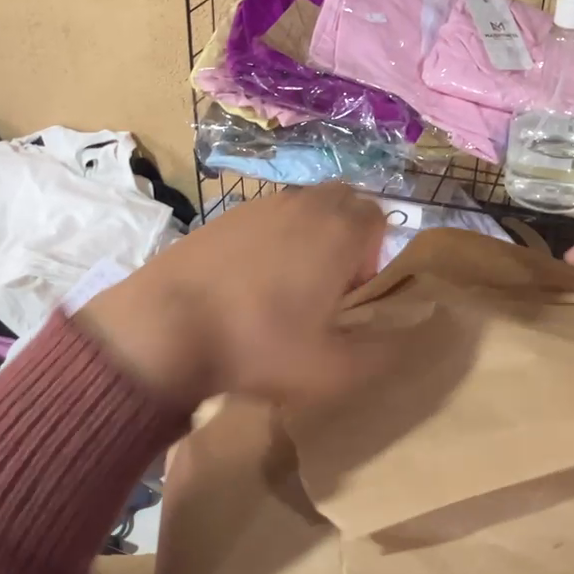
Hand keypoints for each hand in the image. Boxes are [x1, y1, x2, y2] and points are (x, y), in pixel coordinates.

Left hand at [77, 184, 388, 409]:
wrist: (164, 325)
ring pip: (302, 210)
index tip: (350, 297)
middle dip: (345, 240)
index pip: (379, 219)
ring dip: (307, 239)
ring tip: (284, 291)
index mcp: (338, 229)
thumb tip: (409, 339)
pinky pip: (264, 219)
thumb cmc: (258, 344)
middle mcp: (303, 203)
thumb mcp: (333, 370)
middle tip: (325, 289)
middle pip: (342, 206)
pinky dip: (268, 241)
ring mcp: (258, 204)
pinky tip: (246, 285)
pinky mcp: (221, 215)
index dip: (373, 258)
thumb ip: (383, 353)